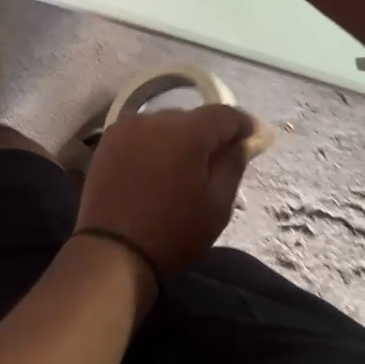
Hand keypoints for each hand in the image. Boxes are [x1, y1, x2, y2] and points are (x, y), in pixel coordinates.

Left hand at [75, 105, 270, 278]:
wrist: (113, 249)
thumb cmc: (173, 231)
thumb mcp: (217, 204)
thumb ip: (233, 163)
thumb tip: (246, 139)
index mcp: (185, 132)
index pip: (223, 114)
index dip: (244, 125)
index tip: (256, 140)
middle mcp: (153, 119)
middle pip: (193, 118)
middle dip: (210, 135)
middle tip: (219, 163)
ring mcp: (126, 126)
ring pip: (166, 124)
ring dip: (181, 139)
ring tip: (185, 169)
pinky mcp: (108, 140)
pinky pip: (142, 133)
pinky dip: (156, 144)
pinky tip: (158, 168)